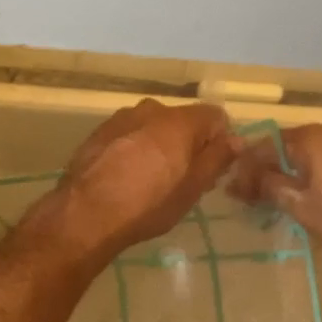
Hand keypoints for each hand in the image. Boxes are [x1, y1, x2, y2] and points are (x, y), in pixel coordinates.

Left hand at [42, 99, 238, 255]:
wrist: (86, 212)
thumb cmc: (148, 204)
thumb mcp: (192, 189)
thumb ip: (217, 159)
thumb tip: (236, 139)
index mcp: (180, 120)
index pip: (215, 115)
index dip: (220, 140)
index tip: (214, 169)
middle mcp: (153, 108)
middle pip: (183, 121)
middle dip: (189, 144)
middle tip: (184, 180)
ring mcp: (123, 117)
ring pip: (154, 126)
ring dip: (160, 145)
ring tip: (152, 181)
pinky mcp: (100, 130)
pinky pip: (130, 134)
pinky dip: (135, 149)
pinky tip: (126, 178)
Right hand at [228, 123, 321, 271]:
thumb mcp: (301, 206)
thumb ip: (269, 187)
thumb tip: (240, 179)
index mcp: (309, 138)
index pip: (264, 145)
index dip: (246, 169)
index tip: (233, 192)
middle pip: (284, 146)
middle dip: (264, 169)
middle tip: (248, 196)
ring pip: (304, 155)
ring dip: (285, 173)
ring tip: (272, 197)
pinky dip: (306, 175)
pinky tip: (303, 195)